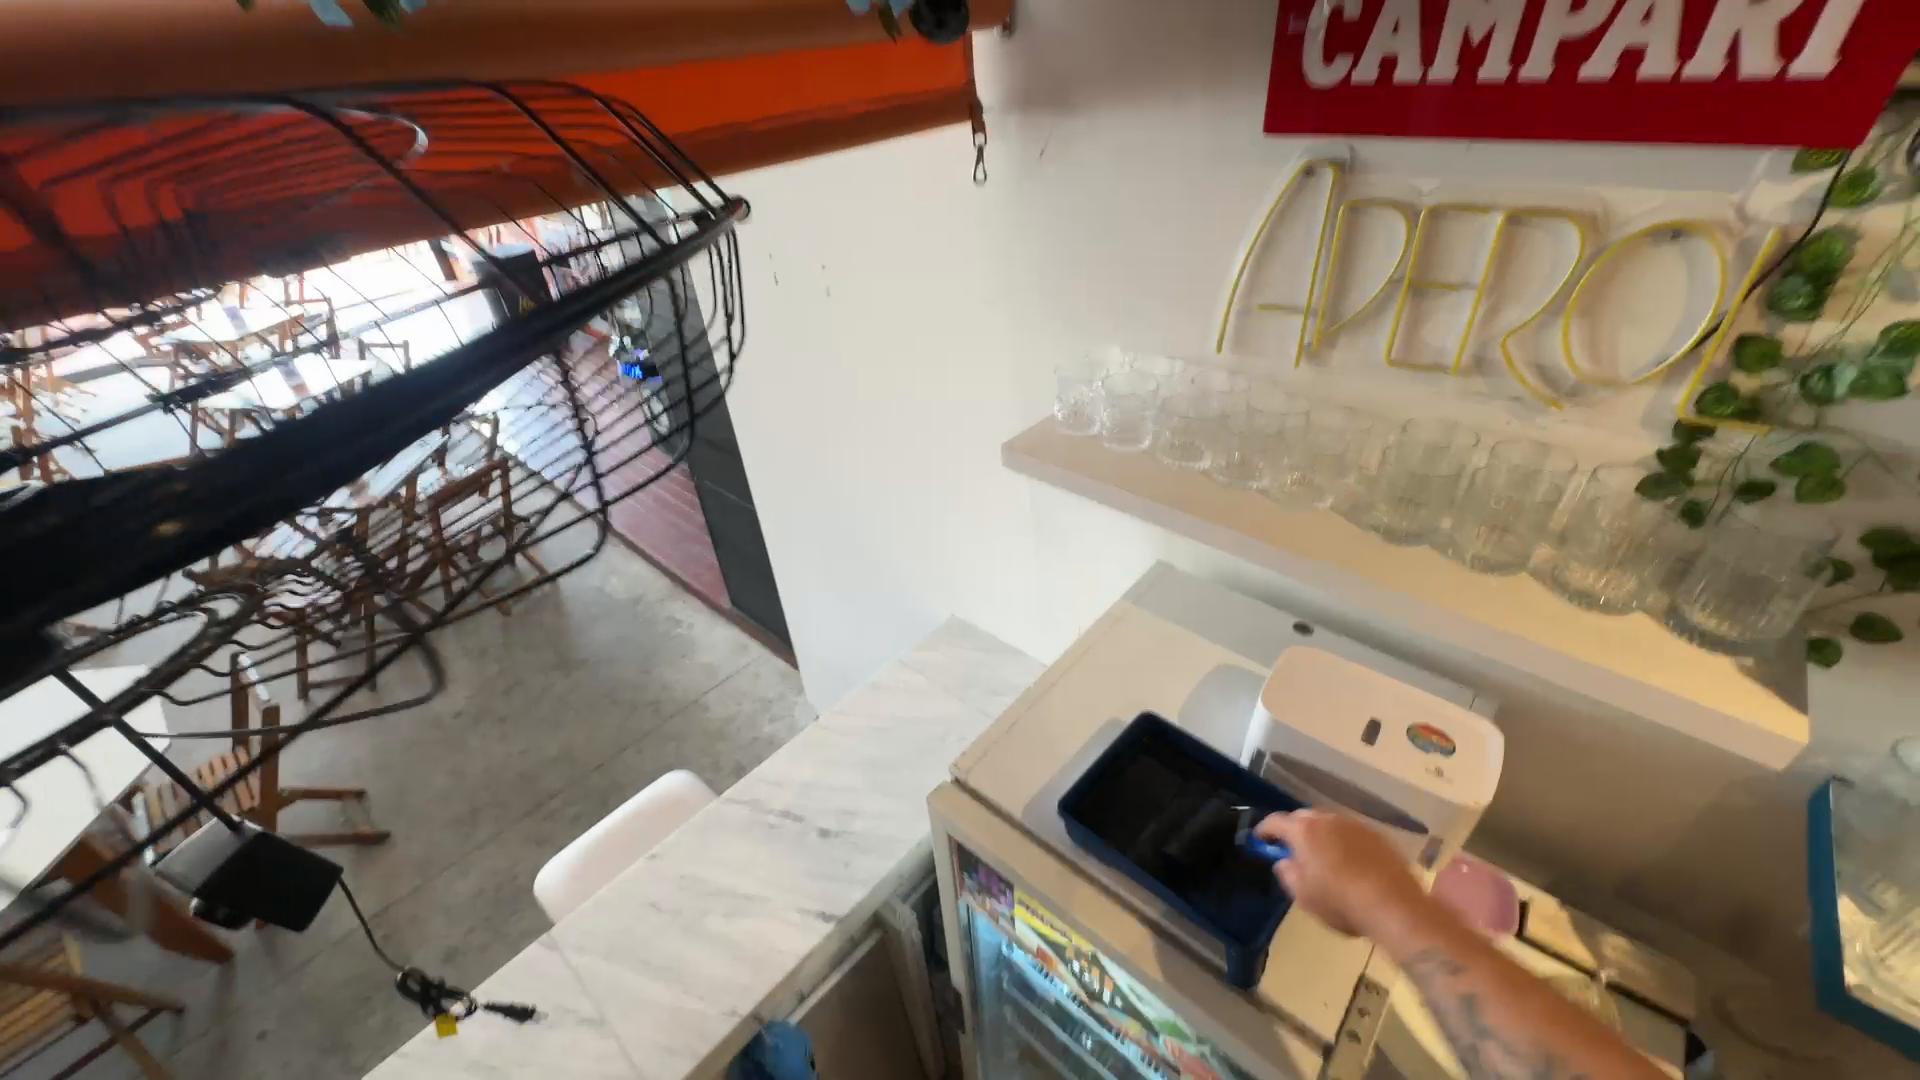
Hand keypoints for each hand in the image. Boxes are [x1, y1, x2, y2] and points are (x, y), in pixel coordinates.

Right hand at [1255, 809, 1428, 939]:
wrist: (1397, 908)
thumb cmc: (1342, 903)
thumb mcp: (1303, 896)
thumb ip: (1287, 873)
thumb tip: (1285, 861)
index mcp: (1304, 831)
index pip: (1275, 821)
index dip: (1264, 831)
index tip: (1260, 840)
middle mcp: (1328, 819)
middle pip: (1303, 818)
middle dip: (1294, 830)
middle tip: (1293, 850)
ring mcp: (1355, 825)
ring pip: (1329, 823)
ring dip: (1321, 835)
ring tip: (1324, 857)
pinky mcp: (1378, 835)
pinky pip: (1351, 833)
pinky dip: (1345, 842)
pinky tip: (1350, 862)